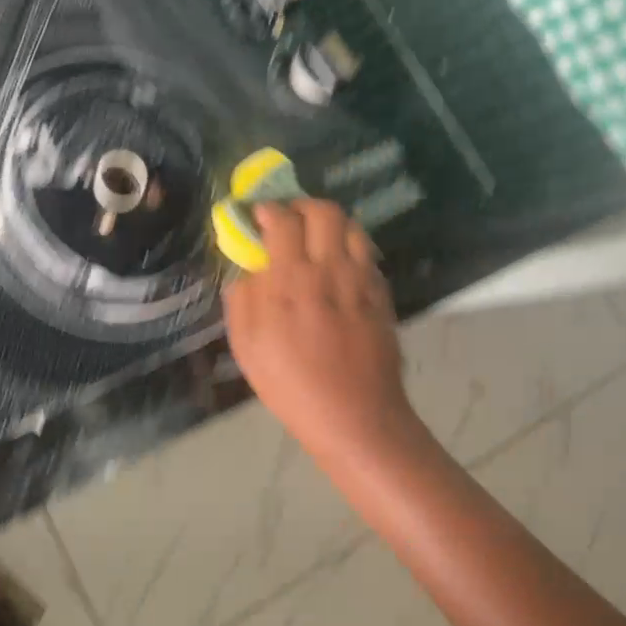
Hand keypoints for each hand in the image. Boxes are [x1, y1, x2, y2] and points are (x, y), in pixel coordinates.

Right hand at [222, 199, 413, 457]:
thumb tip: (248, 269)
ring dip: (330, 224)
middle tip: (288, 220)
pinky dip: (349, 249)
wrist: (355, 418)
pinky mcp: (382, 296)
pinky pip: (367, 255)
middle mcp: (329, 270)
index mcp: (291, 280)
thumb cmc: (290, 384)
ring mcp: (361, 281)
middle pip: (324, 211)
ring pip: (352, 226)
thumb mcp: (246, 345)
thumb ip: (243, 298)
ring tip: (315, 240)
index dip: (268, 209)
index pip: (283, 219)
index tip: (257, 215)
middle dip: (302, 206)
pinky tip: (337, 269)